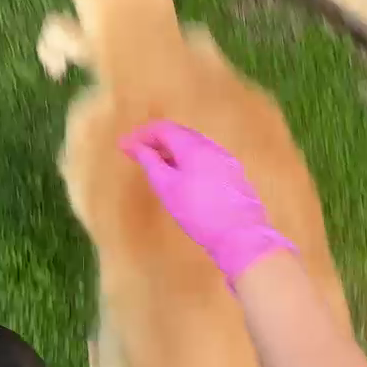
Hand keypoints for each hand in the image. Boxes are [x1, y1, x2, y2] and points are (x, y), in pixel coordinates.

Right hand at [120, 119, 294, 284]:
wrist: (242, 238)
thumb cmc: (198, 212)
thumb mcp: (167, 187)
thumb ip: (150, 163)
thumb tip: (135, 145)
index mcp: (195, 147)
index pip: (164, 128)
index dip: (142, 134)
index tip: (124, 145)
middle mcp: (213, 148)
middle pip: (181, 135)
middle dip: (158, 141)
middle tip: (139, 153)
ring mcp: (227, 162)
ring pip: (196, 148)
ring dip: (174, 152)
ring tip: (158, 166)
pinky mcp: (235, 177)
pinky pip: (206, 160)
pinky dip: (188, 162)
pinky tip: (183, 179)